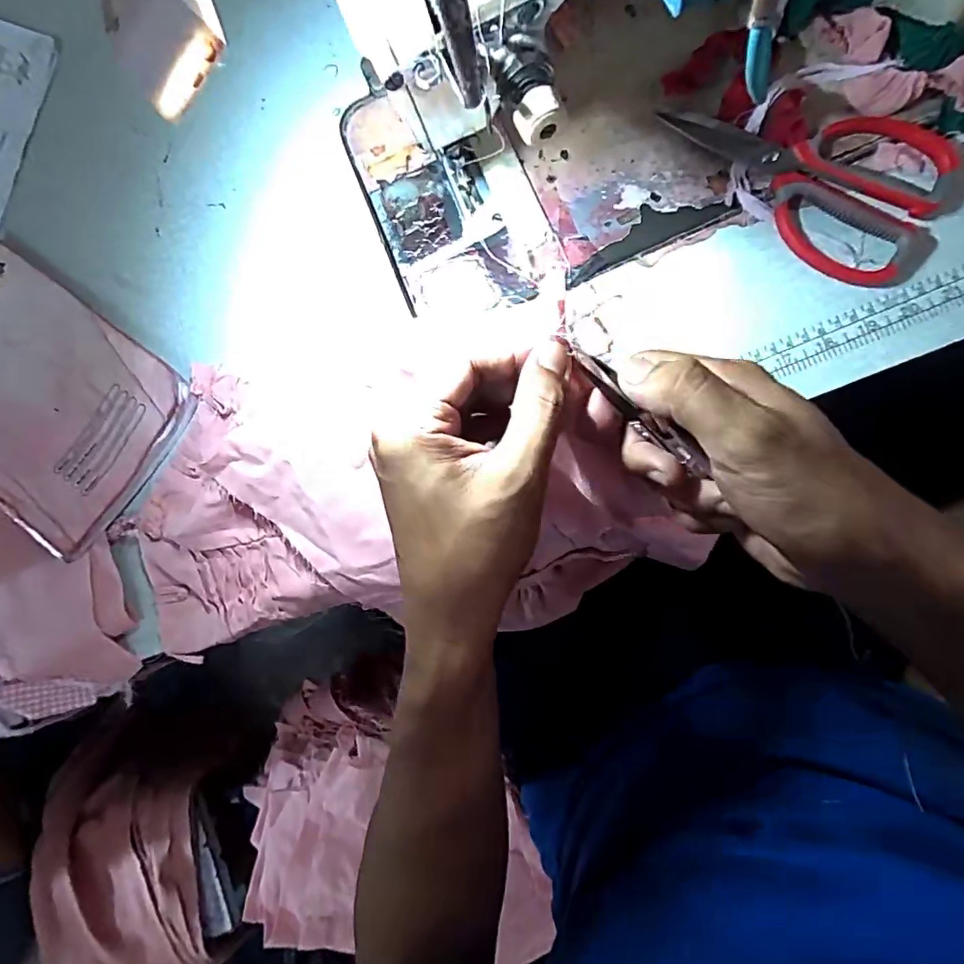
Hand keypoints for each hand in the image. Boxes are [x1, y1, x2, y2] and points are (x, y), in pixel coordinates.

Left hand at [371, 340, 573, 647]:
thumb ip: (539, 405)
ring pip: (469, 408)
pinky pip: (465, 433)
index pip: (466, 364)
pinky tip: (533, 434)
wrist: (454, 617)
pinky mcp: (424, 470)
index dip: (517, 356)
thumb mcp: (519, 472)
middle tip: (566, 386)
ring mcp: (408, 451)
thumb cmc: (482, 547)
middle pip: (466, 384)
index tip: (563, 358)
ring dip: (512, 405)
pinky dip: (500, 429)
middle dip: (518, 382)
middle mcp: (397, 428)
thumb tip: (555, 346)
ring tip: (557, 408)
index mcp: (406, 424)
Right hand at [616, 350, 933, 589]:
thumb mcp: (745, 432)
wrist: (854, 555)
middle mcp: (716, 413)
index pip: (647, 369)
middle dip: (652, 456)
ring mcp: (718, 457)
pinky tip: (726, 520)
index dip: (620, 394)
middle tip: (676, 475)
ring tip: (719, 502)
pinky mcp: (722, 495)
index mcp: (722, 382)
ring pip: (659, 467)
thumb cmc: (802, 487)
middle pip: (646, 423)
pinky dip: (696, 513)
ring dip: (679, 491)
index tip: (605, 424)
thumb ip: (686, 393)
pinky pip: (680, 499)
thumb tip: (627, 364)